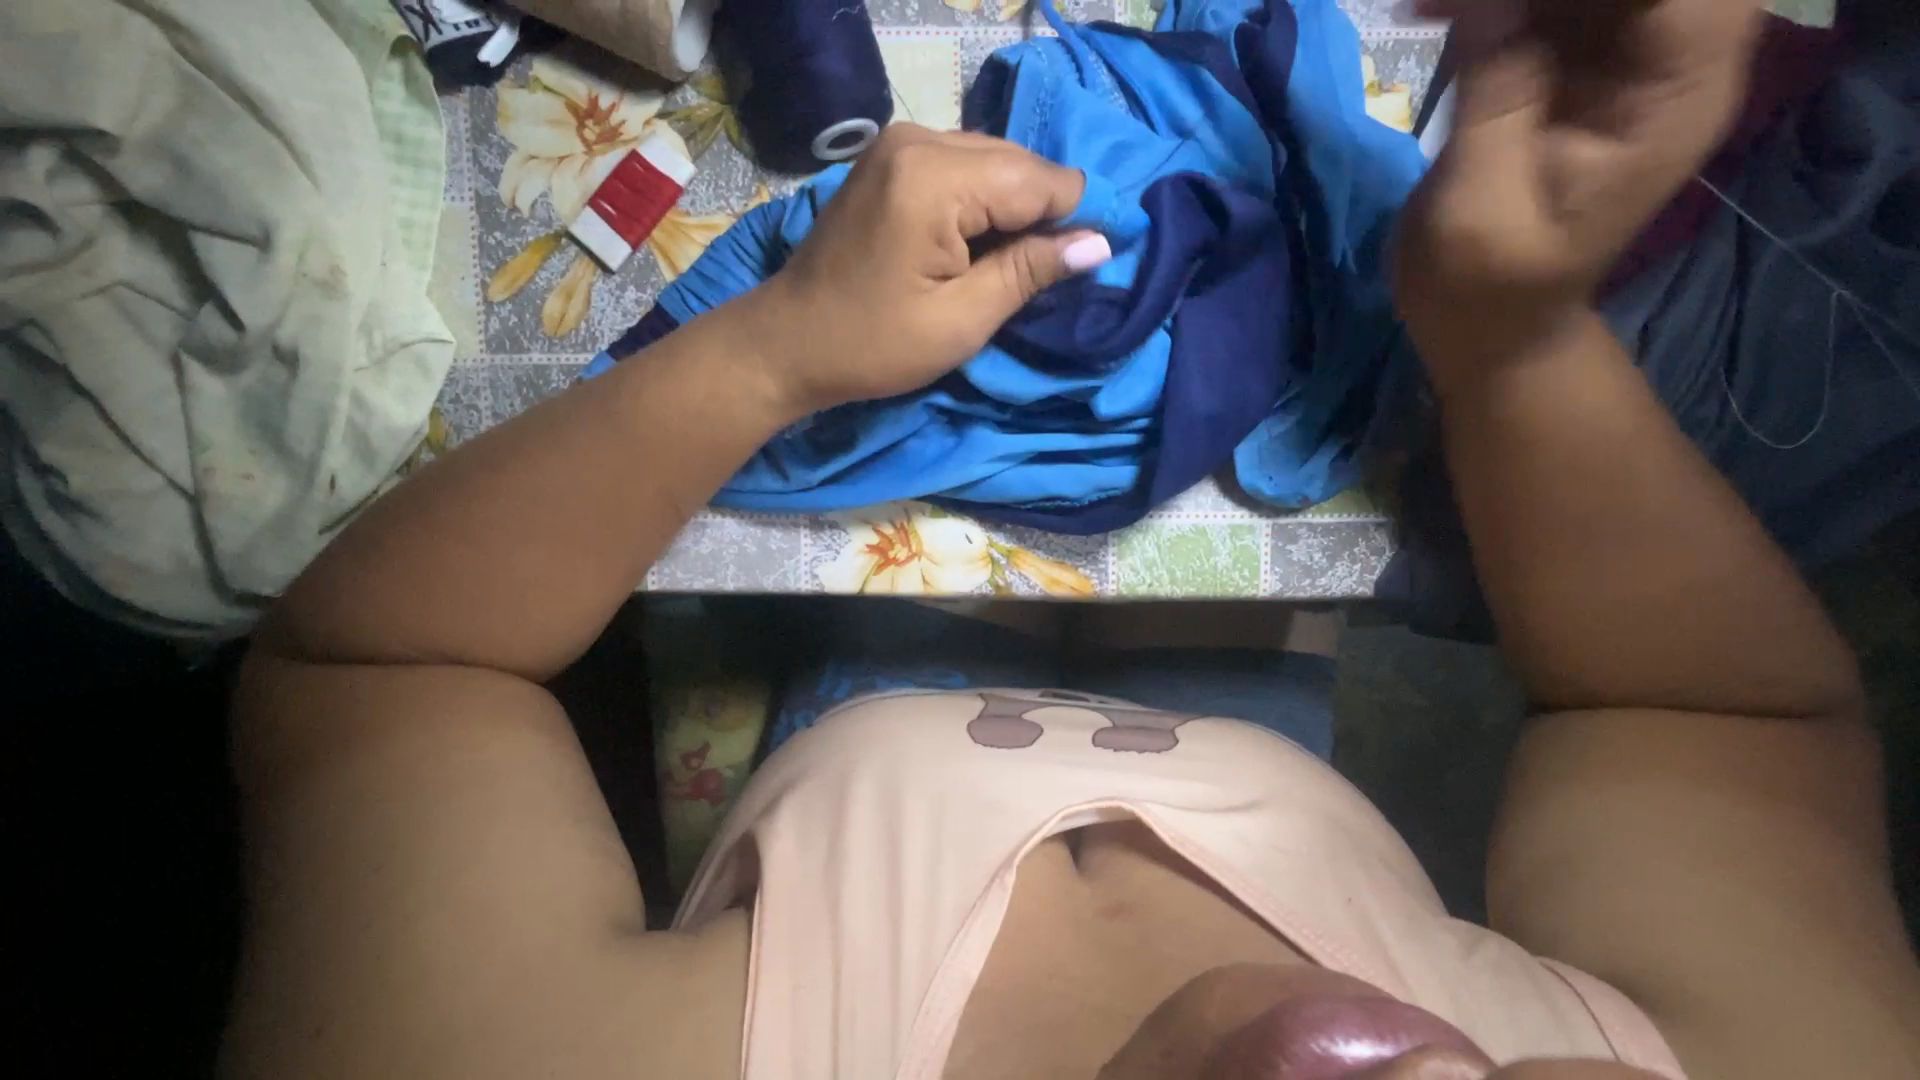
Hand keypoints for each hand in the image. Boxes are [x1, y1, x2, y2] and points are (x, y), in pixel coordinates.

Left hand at [732, 124, 1111, 415]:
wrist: (787, 343)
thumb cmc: (872, 344)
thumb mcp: (961, 322)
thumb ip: (1030, 272)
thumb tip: (1100, 243)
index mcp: (935, 178)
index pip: (1038, 180)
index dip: (1079, 216)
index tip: (1102, 257)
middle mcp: (918, 139)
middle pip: (1016, 163)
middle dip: (1046, 212)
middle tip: (1059, 269)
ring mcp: (898, 144)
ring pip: (991, 162)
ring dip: (1015, 207)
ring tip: (1021, 262)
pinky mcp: (889, 160)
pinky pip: (961, 167)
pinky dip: (983, 201)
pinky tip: (983, 243)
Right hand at [1393, 0, 1763, 367]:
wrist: (1488, 330)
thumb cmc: (1485, 288)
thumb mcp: (1479, 204)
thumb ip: (1493, 96)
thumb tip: (1483, 0)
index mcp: (1676, 95)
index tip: (1504, 0)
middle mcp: (1668, 61)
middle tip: (1449, 4)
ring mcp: (1622, 62)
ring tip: (1429, 6)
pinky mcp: (1572, 71)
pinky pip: (1545, 6)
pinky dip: (1491, 6)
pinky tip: (1433, 12)